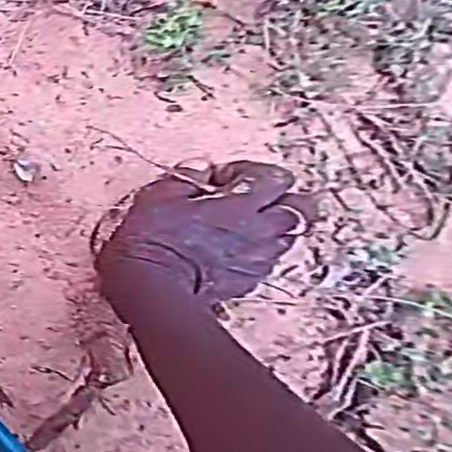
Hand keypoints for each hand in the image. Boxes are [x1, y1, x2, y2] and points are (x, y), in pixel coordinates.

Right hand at [96, 161, 315, 317]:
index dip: (248, 172)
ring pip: (286, 235)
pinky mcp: (251, 278)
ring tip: (236, 228)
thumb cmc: (152, 240)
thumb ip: (183, 179)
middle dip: (280, 199)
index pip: (272, 176)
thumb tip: (199, 170)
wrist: (151, 282)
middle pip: (300, 206)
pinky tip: (225, 252)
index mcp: (241, 203)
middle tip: (250, 200)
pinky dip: (252, 252)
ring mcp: (261, 256)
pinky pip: (265, 259)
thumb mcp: (155, 197)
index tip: (222, 178)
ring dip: (268, 228)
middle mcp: (262, 229)